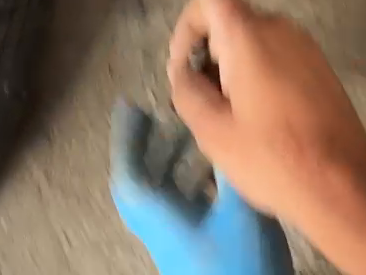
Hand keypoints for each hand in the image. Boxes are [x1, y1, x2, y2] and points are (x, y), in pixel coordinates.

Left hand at [108, 101, 293, 274]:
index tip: (127, 105)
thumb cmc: (240, 263)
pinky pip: (181, 207)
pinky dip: (190, 180)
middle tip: (154, 114)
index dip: (125, 137)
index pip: (128, 176)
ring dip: (170, 161)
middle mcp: (162, 231)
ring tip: (190, 133)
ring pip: (162, 196)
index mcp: (161, 219)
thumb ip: (230, 165)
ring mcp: (177, 244)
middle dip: (145, 145)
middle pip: (140, 185)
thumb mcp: (240, 206)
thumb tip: (224, 122)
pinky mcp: (194, 252)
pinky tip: (215, 169)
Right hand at [167, 0, 365, 225]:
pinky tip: (263, 118)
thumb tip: (184, 70)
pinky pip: (276, 52)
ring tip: (235, 118)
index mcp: (248, 34)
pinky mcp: (318, 62)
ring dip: (233, 67)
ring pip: (252, 38)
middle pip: (230, 18)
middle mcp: (278, 25)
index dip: (188, 23)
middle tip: (208, 104)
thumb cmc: (273, 157)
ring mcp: (303, 42)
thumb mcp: (213, 132)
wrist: (344, 182)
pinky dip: (258, 73)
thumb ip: (187, 90)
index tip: (186, 67)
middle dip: (209, 54)